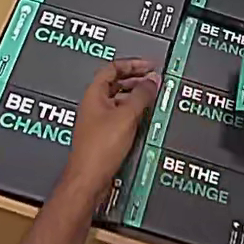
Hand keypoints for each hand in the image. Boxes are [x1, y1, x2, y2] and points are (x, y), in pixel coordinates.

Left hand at [61, 58, 159, 201]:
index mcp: (94, 94)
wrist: (89, 179)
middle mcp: (94, 105)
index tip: (149, 65)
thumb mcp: (127, 115)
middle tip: (154, 80)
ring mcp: (98, 120)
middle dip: (136, 79)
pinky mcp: (104, 135)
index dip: (132, 64)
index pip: (113, 68)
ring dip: (136, 96)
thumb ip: (142, 95)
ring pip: (119, 100)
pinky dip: (134, 112)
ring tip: (153, 97)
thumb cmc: (99, 149)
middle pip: (116, 83)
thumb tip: (152, 80)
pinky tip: (145, 117)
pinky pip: (121, 116)